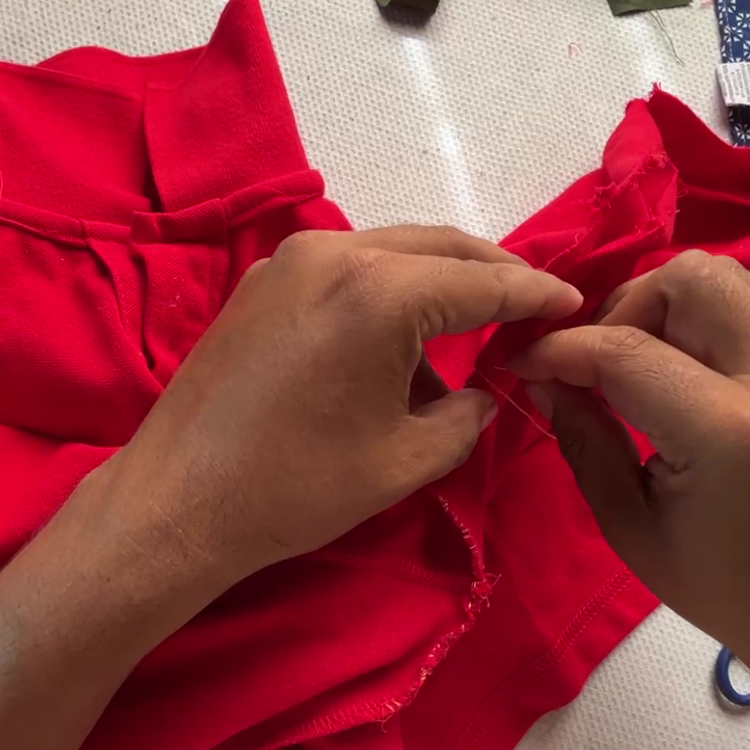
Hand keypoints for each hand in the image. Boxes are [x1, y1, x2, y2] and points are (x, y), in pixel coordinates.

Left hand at [88, 226, 581, 584]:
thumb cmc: (295, 488)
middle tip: (529, 306)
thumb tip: (482, 394)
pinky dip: (384, 291)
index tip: (571, 303)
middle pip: (438, 248)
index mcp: (382, 291)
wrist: (178, 502)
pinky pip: (344, 270)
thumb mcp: (403, 461)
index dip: (535, 293)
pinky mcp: (260, 281)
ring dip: (435, 282)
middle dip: (491, 274)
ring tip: (467, 329)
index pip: (484, 281)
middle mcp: (336, 252)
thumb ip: (464, 418)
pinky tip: (395, 336)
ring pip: (390, 251)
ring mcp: (289, 260)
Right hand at [508, 250, 749, 719]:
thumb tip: (544, 379)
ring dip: (659, 306)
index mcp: (731, 435)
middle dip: (620, 309)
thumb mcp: (629, 526)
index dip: (559, 349)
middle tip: (592, 365)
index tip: (520, 365)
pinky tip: (668, 371)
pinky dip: (692, 319)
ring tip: (628, 364)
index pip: (627, 351)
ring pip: (723, 277)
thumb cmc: (722, 590)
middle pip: (688, 279)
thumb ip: (583, 439)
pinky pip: (745, 306)